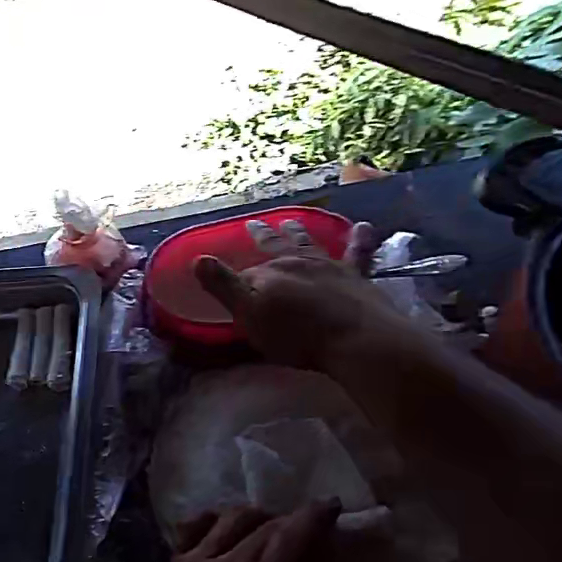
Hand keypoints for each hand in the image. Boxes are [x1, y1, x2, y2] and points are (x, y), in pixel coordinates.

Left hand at [150, 501, 338, 561]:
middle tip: (306, 524)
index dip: (313, 517)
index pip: (291, 537)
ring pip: (227, 518)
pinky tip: (225, 525)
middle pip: (262, 525)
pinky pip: (192, 527)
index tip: (330, 505)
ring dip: (253, 516)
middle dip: (288, 519)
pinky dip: (214, 520)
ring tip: (269, 525)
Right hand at [193, 220, 422, 370]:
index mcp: (267, 274)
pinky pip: (358, 252)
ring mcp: (328, 267)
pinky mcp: (357, 277)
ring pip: (308, 243)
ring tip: (291, 221)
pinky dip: (359, 239)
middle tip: (255, 224)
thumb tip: (198, 259)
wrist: (358, 340)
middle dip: (263, 236)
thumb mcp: (249, 314)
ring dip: (298, 231)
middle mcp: (295, 263)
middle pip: (275, 247)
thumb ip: (223, 286)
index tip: (221, 269)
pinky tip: (363, 227)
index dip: (233, 276)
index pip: (245, 273)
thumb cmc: (297, 334)